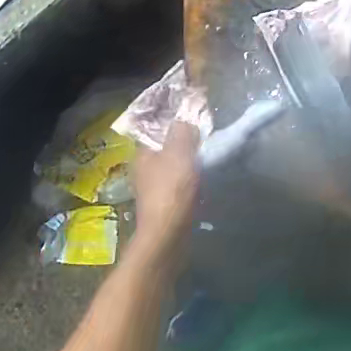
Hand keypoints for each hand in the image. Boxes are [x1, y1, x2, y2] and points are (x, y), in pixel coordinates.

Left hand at [132, 122, 199, 243]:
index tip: (192, 115)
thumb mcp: (179, 154)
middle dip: (183, 141)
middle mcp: (143, 168)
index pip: (154, 128)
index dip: (172, 120)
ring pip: (173, 166)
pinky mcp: (164, 203)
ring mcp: (152, 187)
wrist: (167, 235)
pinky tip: (204, 182)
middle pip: (165, 147)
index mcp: (142, 153)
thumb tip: (184, 120)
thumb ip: (182, 132)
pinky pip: (179, 184)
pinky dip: (190, 180)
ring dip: (189, 162)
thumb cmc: (171, 191)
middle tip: (205, 136)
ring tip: (208, 156)